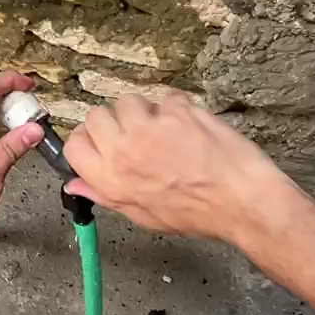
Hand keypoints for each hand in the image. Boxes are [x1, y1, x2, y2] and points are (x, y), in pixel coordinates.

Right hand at [64, 93, 314, 244]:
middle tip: (133, 132)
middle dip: (112, 121)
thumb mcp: (143, 216)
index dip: (86, 140)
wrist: (240, 201)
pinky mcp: (178, 112)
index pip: (75, 146)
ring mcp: (151, 129)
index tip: (99, 141)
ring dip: (142, 110)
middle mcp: (125, 152)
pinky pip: (165, 98)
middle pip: (96, 117)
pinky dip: (175, 108)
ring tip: (162, 128)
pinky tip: (187, 126)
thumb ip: (106, 195)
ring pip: (128, 101)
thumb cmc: (196, 214)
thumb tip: (77, 184)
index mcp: (112, 181)